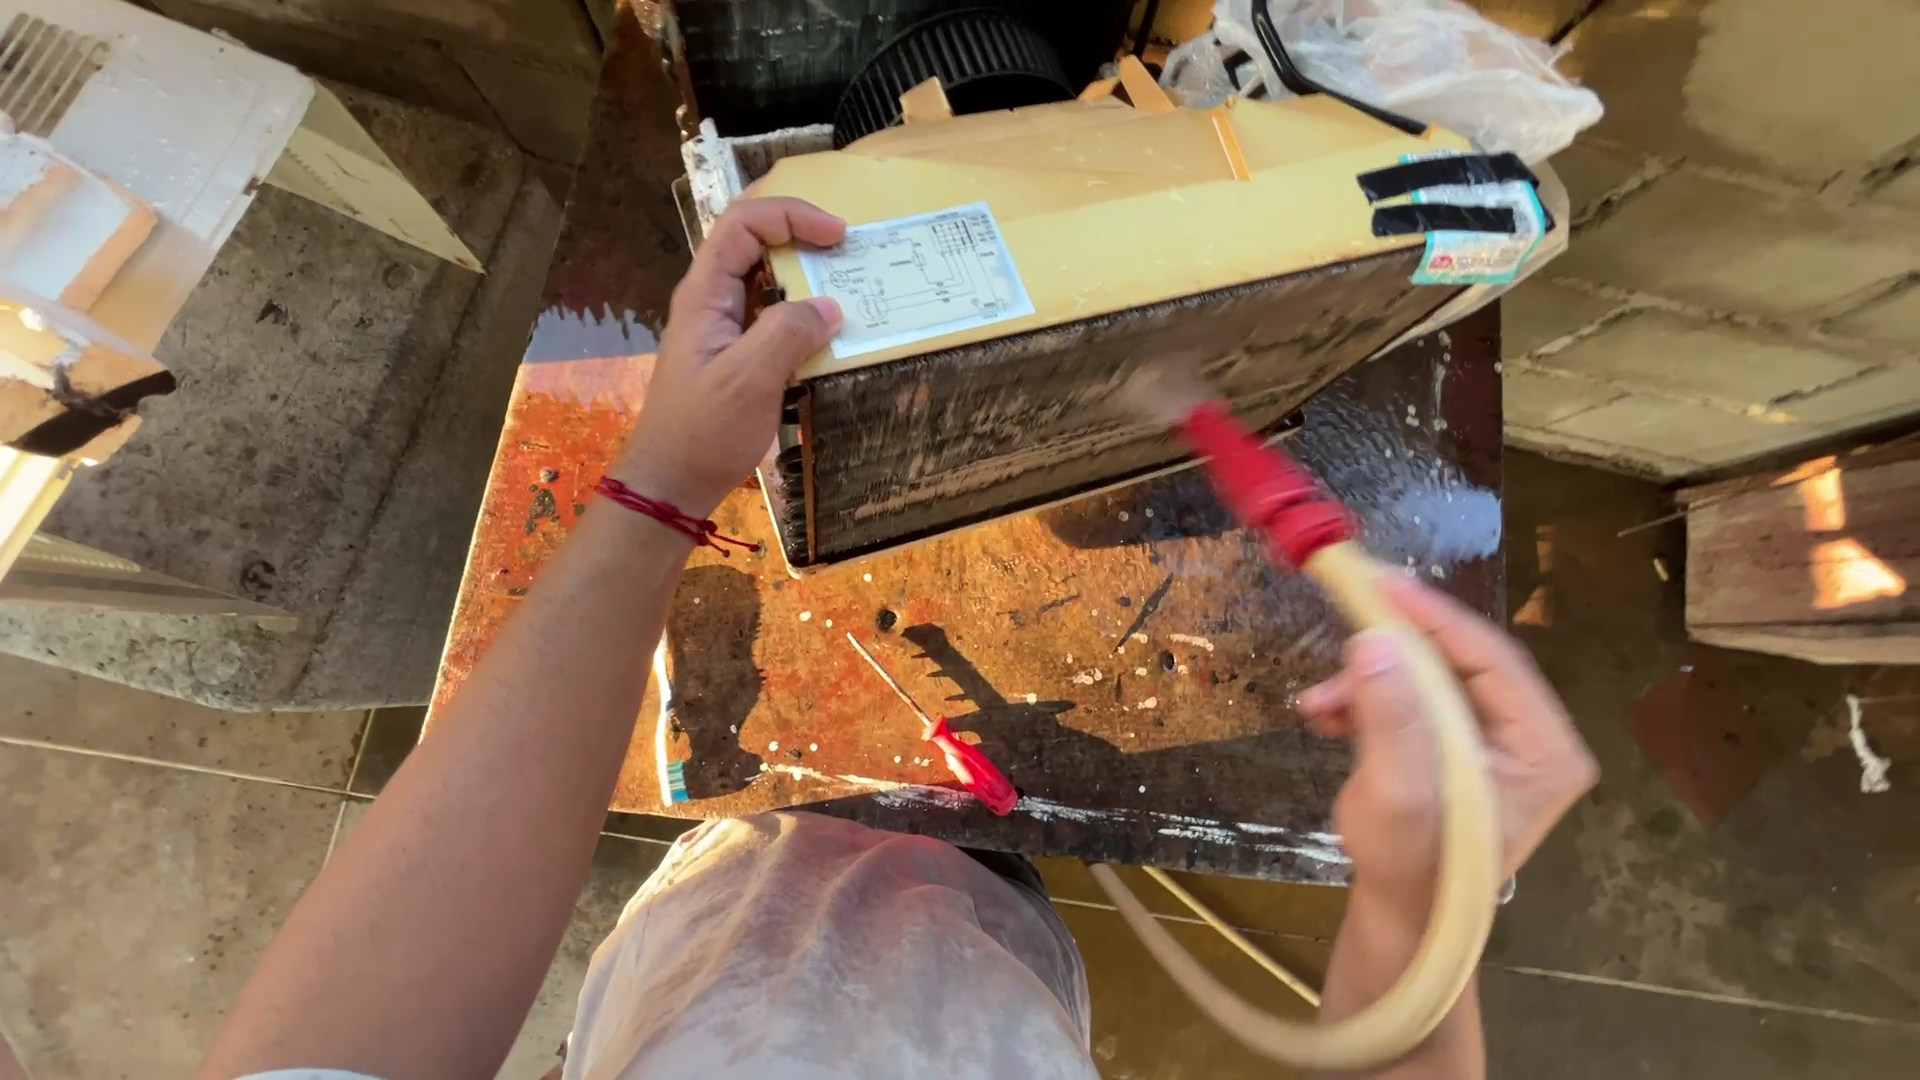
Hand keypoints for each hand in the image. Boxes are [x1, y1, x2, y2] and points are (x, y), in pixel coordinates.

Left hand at [613, 197, 845, 516]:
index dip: (791, 215)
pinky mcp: (739, 357)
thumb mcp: (748, 381)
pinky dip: (804, 315)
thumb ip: (787, 334)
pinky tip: (831, 333)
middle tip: (849, 251)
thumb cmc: (704, 433)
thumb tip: (831, 307)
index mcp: (705, 294)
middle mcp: (713, 301)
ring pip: (767, 282)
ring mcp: (725, 329)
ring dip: (806, 276)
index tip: (838, 235)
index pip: (743, 224)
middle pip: (754, 243)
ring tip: (849, 285)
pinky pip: (774, 319)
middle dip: (801, 235)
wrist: (674, 483)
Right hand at [1295, 575, 1597, 918]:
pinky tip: (1324, 716)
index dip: (1433, 617)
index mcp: (1542, 747)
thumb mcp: (1399, 792)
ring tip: (1316, 702)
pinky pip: (1405, 701)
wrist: (1400, 913)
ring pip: (1423, 679)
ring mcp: (1486, 741)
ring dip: (1365, 682)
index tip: (1378, 582)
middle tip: (1346, 608)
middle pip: (1456, 663)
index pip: (1491, 659)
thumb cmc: (1411, 864)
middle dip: (1389, 648)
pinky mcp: (1448, 746)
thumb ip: (1391, 718)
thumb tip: (1373, 639)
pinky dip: (1362, 701)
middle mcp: (1524, 736)